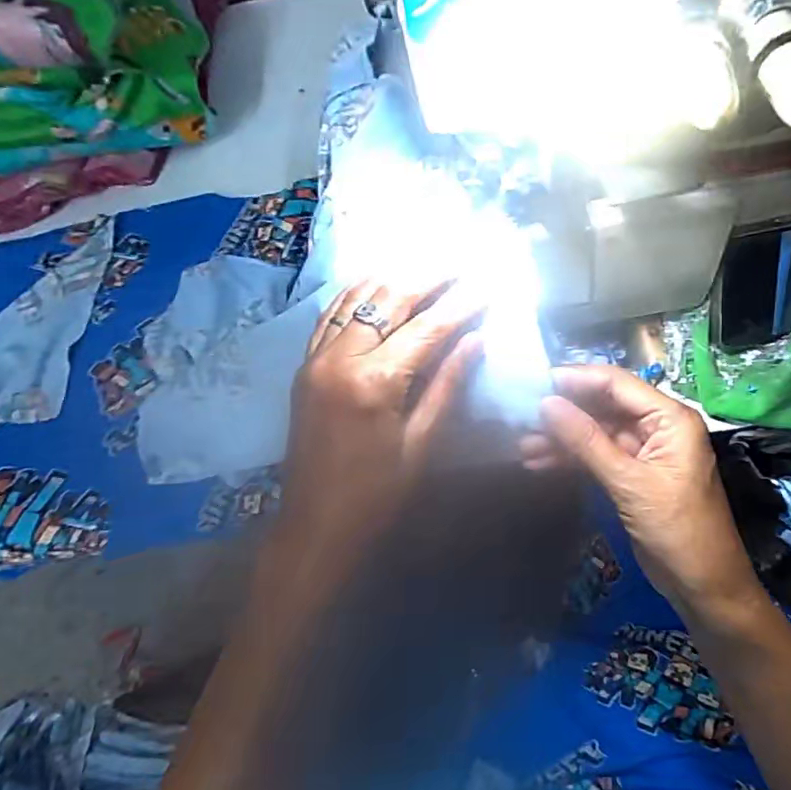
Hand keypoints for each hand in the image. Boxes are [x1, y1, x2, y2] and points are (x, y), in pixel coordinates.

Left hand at [278, 276, 484, 551]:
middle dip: (426, 279)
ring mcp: (315, 359)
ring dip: (391, 280)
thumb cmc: (376, 496)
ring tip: (424, 267)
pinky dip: (354, 296)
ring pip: (354, 300)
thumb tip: (476, 339)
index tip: (487, 283)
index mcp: (373, 383)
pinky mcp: (304, 367)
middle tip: (458, 264)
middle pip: (387, 301)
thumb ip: (447, 386)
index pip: (426, 329)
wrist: (313, 525)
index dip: (460, 305)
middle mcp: (339, 359)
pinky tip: (375, 284)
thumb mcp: (421, 446)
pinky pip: (329, 317)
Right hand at [521, 365, 761, 613]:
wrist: (704, 586)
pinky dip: (572, 459)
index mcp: (669, 418)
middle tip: (523, 417)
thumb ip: (586, 441)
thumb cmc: (677, 530)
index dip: (576, 379)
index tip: (535, 382)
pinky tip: (540, 462)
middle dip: (564, 412)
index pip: (616, 384)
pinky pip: (597, 456)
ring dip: (562, 438)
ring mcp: (644, 452)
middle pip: (603, 406)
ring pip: (596, 432)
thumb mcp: (629, 483)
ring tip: (524, 445)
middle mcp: (658, 427)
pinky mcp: (633, 475)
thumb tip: (546, 404)